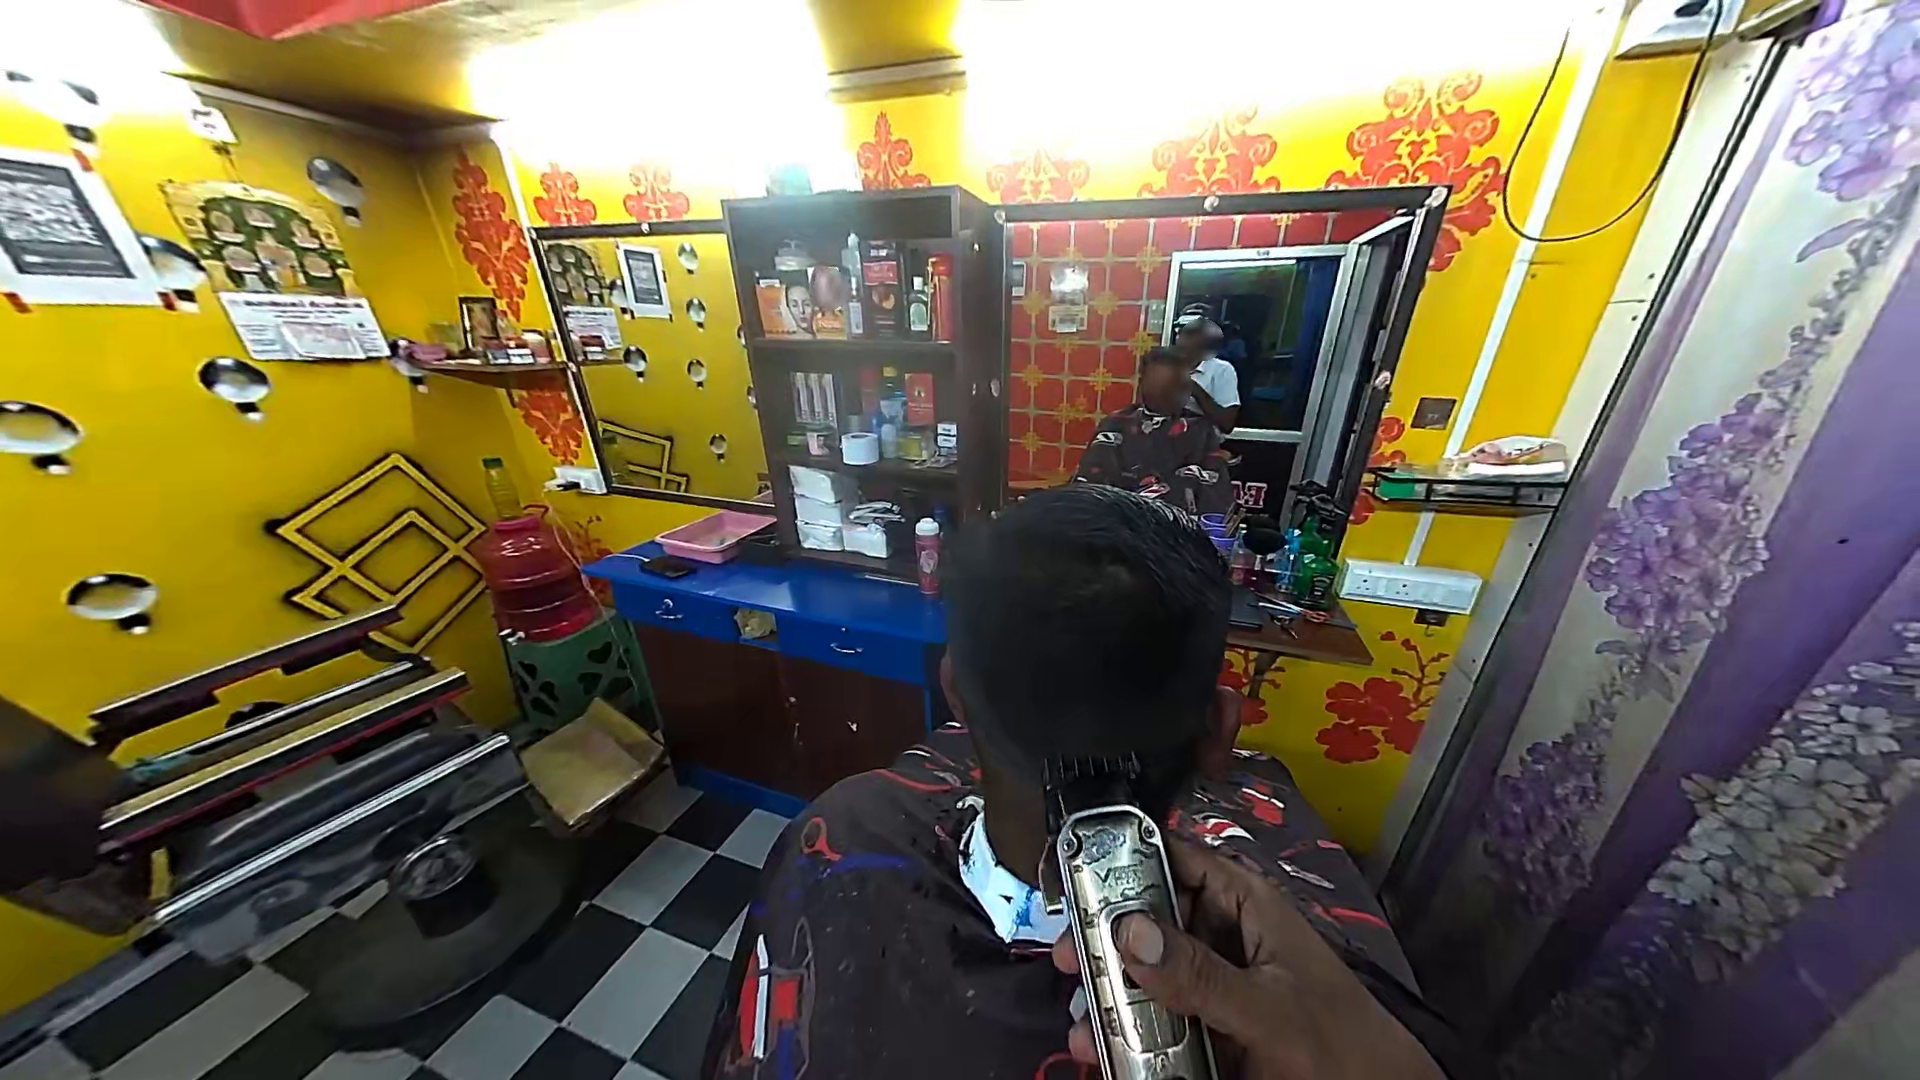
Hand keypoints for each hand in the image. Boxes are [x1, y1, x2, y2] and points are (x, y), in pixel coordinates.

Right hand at [1052, 840, 1443, 1079]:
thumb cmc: (1343, 1049)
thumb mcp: (1272, 1011)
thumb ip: (1201, 974)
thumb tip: (1128, 930)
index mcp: (1239, 902)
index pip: (1172, 856)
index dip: (1124, 855)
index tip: (1076, 874)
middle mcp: (1218, 931)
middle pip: (1149, 914)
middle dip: (1104, 935)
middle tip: (1066, 955)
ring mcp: (1212, 979)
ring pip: (1147, 968)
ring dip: (1110, 990)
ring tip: (1080, 1016)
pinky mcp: (1209, 1023)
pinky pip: (1158, 1015)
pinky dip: (1129, 1031)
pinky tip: (1102, 1050)